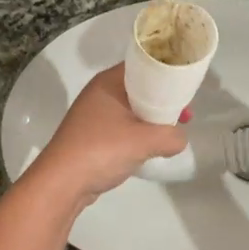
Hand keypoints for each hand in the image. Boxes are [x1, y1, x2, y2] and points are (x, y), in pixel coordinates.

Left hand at [26, 65, 188, 208]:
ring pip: (131, 110)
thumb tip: (179, 140)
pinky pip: (122, 127)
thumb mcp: (146, 141)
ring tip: (171, 133)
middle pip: (140, 89)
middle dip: (163, 102)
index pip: (144, 67)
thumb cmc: (102, 150)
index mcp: (108, 82)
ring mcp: (93, 115)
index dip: (167, 75)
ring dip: (151, 120)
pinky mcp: (92, 136)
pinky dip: (138, 134)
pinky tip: (149, 148)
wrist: (62, 182)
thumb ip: (171, 136)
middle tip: (184, 115)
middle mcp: (99, 93)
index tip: (186, 90)